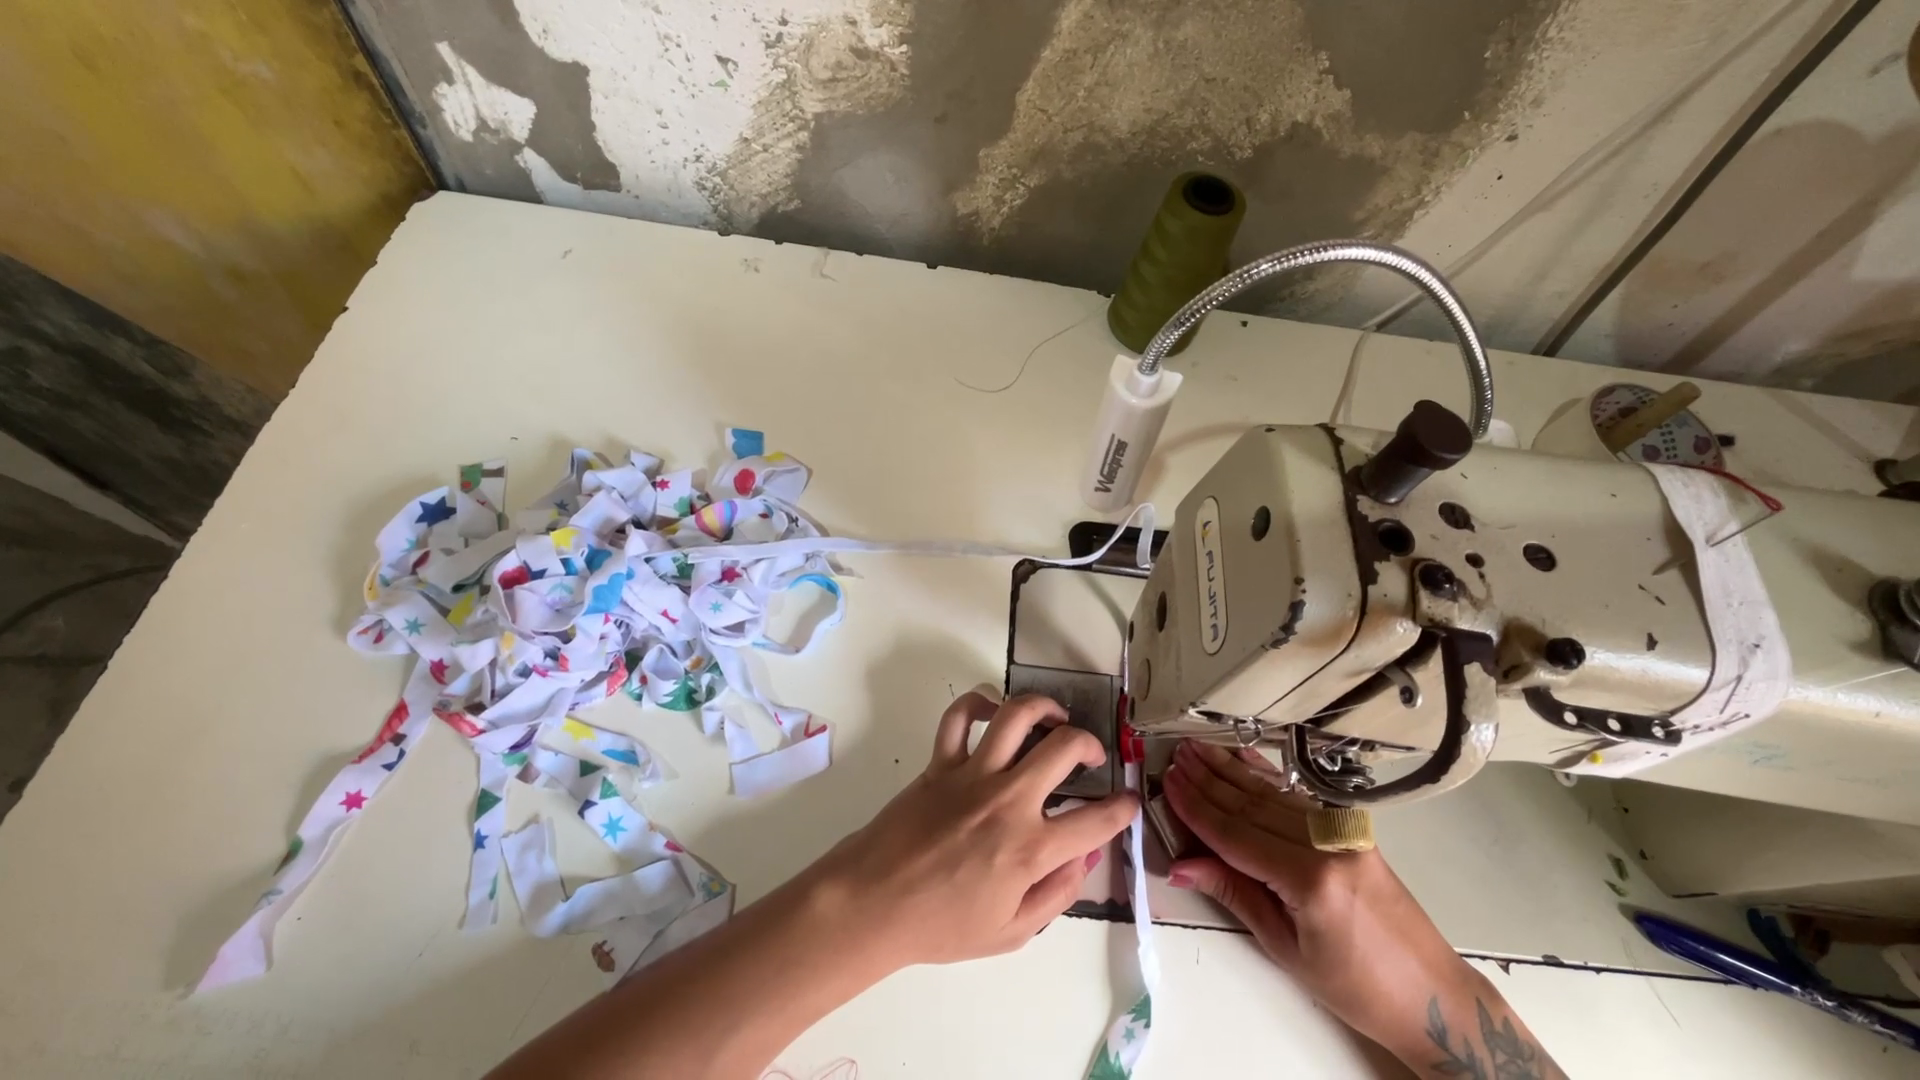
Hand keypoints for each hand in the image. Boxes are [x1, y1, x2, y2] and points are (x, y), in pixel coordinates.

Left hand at [804, 691, 1136, 972]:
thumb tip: (1084, 858)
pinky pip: (960, 716)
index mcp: (1030, 848)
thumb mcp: (1010, 933)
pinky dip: (979, 701)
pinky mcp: (939, 763)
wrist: (872, 903)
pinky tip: (993, 711)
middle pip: (1065, 748)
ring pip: (1017, 716)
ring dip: (1044, 707)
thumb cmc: (940, 926)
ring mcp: (972, 775)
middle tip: (1091, 755)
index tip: (1129, 802)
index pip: (1097, 821)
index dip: (1124, 809)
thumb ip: (1056, 894)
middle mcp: (1008, 801)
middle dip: (1090, 743)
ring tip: (1054, 717)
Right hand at [1162, 740, 1477, 1054]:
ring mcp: (1344, 833)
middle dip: (1209, 780)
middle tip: (1175, 756)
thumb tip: (1181, 865)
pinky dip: (1265, 779)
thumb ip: (1234, 894)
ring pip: (1274, 794)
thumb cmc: (1356, 987)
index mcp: (1309, 879)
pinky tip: (1243, 761)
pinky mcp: (1353, 833)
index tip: (1167, 783)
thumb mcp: (1284, 948)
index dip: (1197, 808)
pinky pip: (1297, 800)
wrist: (1432, 996)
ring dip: (1232, 771)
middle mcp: (1328, 844)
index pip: (1236, 833)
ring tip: (1197, 748)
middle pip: (1253, 805)